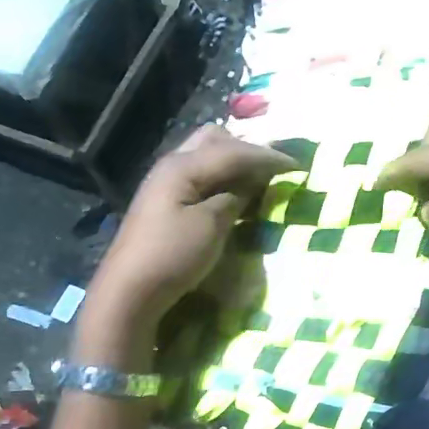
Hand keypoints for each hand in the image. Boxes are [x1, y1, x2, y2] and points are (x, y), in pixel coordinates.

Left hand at [82, 125, 297, 340]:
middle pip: (214, 140)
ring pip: (204, 156)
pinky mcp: (163, 203)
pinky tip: (232, 195)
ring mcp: (164, 183)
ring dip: (232, 162)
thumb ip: (233, 198)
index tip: (298, 165)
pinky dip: (220, 178)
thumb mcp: (211, 226)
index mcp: (183, 166)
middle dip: (246, 148)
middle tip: (271, 168)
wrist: (130, 289)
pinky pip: (198, 176)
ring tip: (256, 180)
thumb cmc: (172, 255)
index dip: (268, 156)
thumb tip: (249, 184)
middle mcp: (172, 165)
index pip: (234, 151)